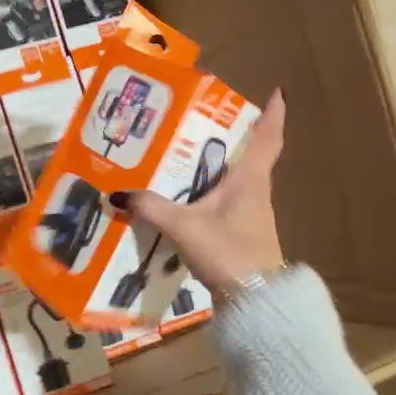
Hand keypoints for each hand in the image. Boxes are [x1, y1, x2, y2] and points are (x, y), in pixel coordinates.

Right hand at [121, 89, 285, 293]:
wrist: (255, 301)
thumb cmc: (229, 253)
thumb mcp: (185, 228)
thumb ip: (152, 209)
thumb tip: (118, 194)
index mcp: (250, 180)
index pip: (268, 138)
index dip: (273, 114)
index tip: (277, 93)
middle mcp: (256, 192)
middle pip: (251, 156)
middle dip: (234, 136)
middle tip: (208, 119)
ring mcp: (251, 216)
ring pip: (238, 180)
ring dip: (220, 166)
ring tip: (189, 153)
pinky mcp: (242, 235)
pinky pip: (227, 203)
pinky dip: (212, 193)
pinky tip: (188, 197)